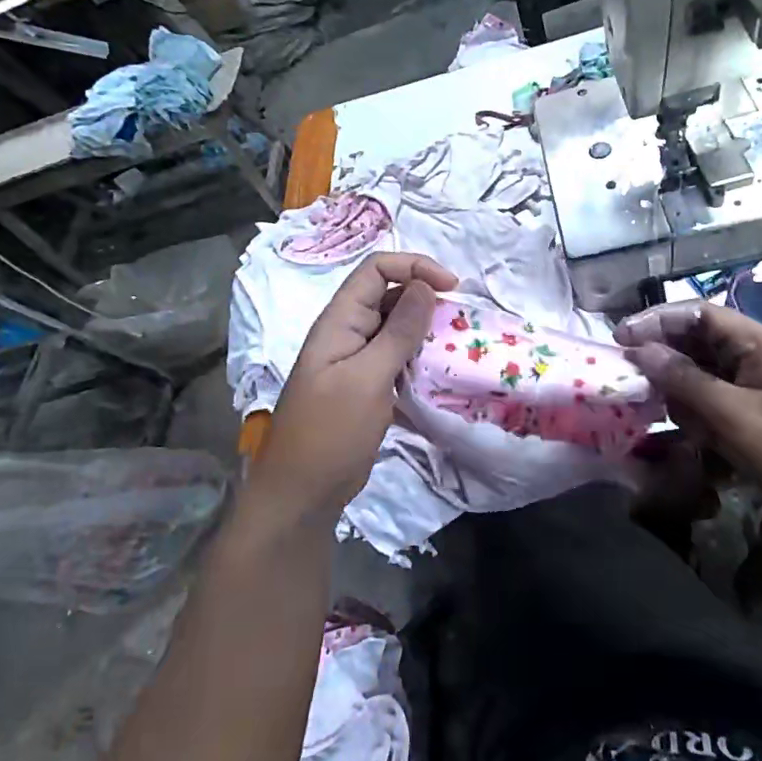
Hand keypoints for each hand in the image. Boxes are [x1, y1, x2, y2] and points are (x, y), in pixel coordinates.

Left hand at [256, 253, 457, 520]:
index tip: (453, 288)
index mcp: (339, 321)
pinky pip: (398, 357)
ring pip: (398, 327)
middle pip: (390, 295)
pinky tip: (439, 372)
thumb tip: (426, 286)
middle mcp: (348, 333)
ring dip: (426, 331)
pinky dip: (420, 358)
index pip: (377, 270)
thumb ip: (398, 331)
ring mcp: (357, 360)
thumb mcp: (368, 378)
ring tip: (454, 347)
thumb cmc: (331, 432)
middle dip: (426, 299)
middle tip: (459, 323)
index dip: (415, 267)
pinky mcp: (368, 384)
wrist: (303, 493)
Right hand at [615, 301, 761, 522]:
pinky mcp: (761, 414)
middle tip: (633, 383)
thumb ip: (685, 380)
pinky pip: (718, 401)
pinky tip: (696, 436)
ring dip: (683, 393)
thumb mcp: (735, 417)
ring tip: (672, 419)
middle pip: (700, 342)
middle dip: (667, 361)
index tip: (618, 338)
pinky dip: (700, 414)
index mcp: (760, 342)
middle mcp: (760, 355)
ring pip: (705, 374)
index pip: (699, 313)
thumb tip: (641, 349)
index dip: (657, 320)